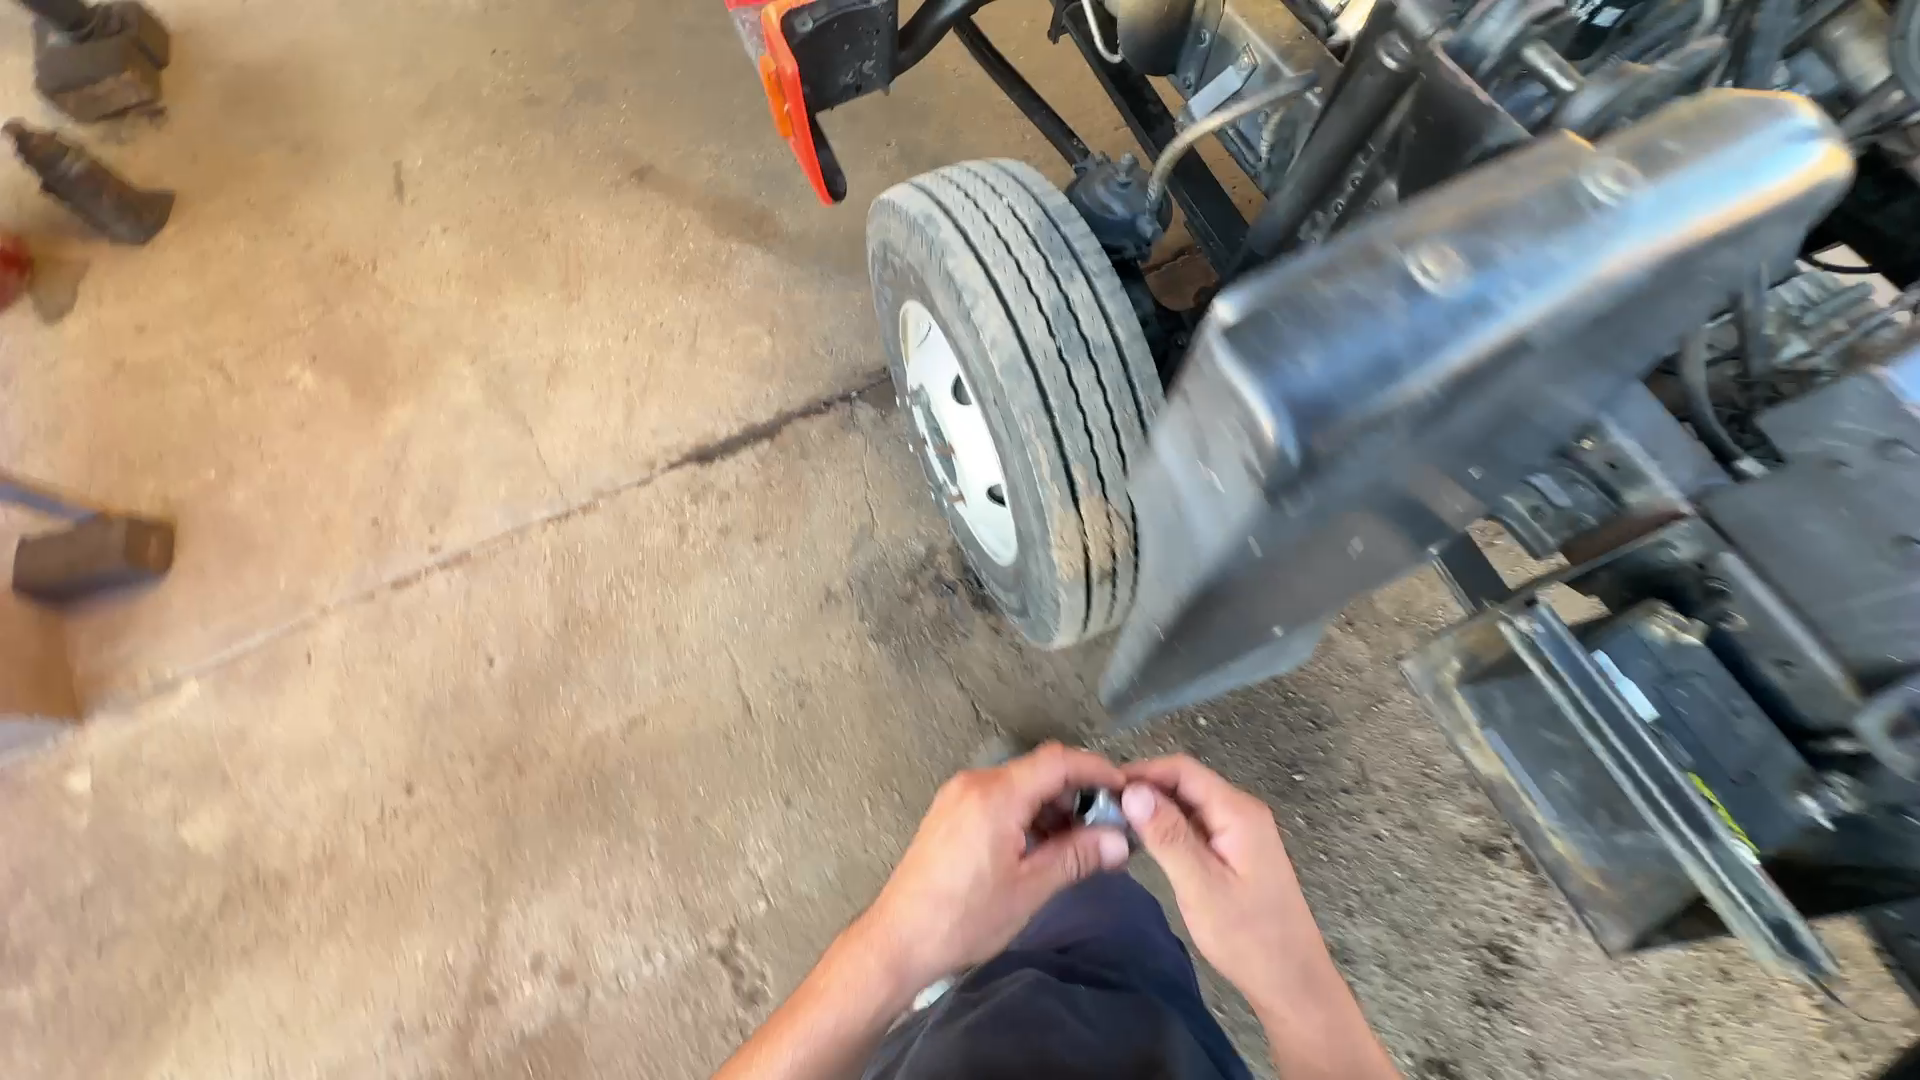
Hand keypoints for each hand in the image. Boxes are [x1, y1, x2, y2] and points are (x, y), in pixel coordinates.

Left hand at [856, 743, 1130, 990]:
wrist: (899, 938)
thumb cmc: (965, 917)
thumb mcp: (1029, 889)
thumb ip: (1076, 856)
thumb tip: (1119, 841)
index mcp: (996, 794)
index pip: (1057, 760)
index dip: (1096, 769)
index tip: (1123, 790)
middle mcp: (976, 782)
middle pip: (1038, 769)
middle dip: (1075, 791)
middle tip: (1103, 826)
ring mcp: (959, 794)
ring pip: (1019, 782)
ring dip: (1050, 804)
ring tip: (1074, 843)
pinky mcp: (950, 810)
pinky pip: (999, 795)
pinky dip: (1025, 811)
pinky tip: (1038, 845)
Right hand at [1118, 755, 1321, 1016]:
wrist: (1293, 985)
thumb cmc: (1248, 938)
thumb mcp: (1201, 886)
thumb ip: (1167, 835)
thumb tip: (1131, 790)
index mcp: (1237, 811)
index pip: (1182, 769)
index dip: (1141, 772)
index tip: (1104, 790)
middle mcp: (1240, 811)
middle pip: (1184, 782)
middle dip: (1144, 790)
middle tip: (1103, 810)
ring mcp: (1239, 830)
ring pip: (1187, 803)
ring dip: (1154, 809)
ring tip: (1116, 824)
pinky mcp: (1234, 849)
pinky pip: (1195, 824)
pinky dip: (1168, 827)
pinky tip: (1144, 843)